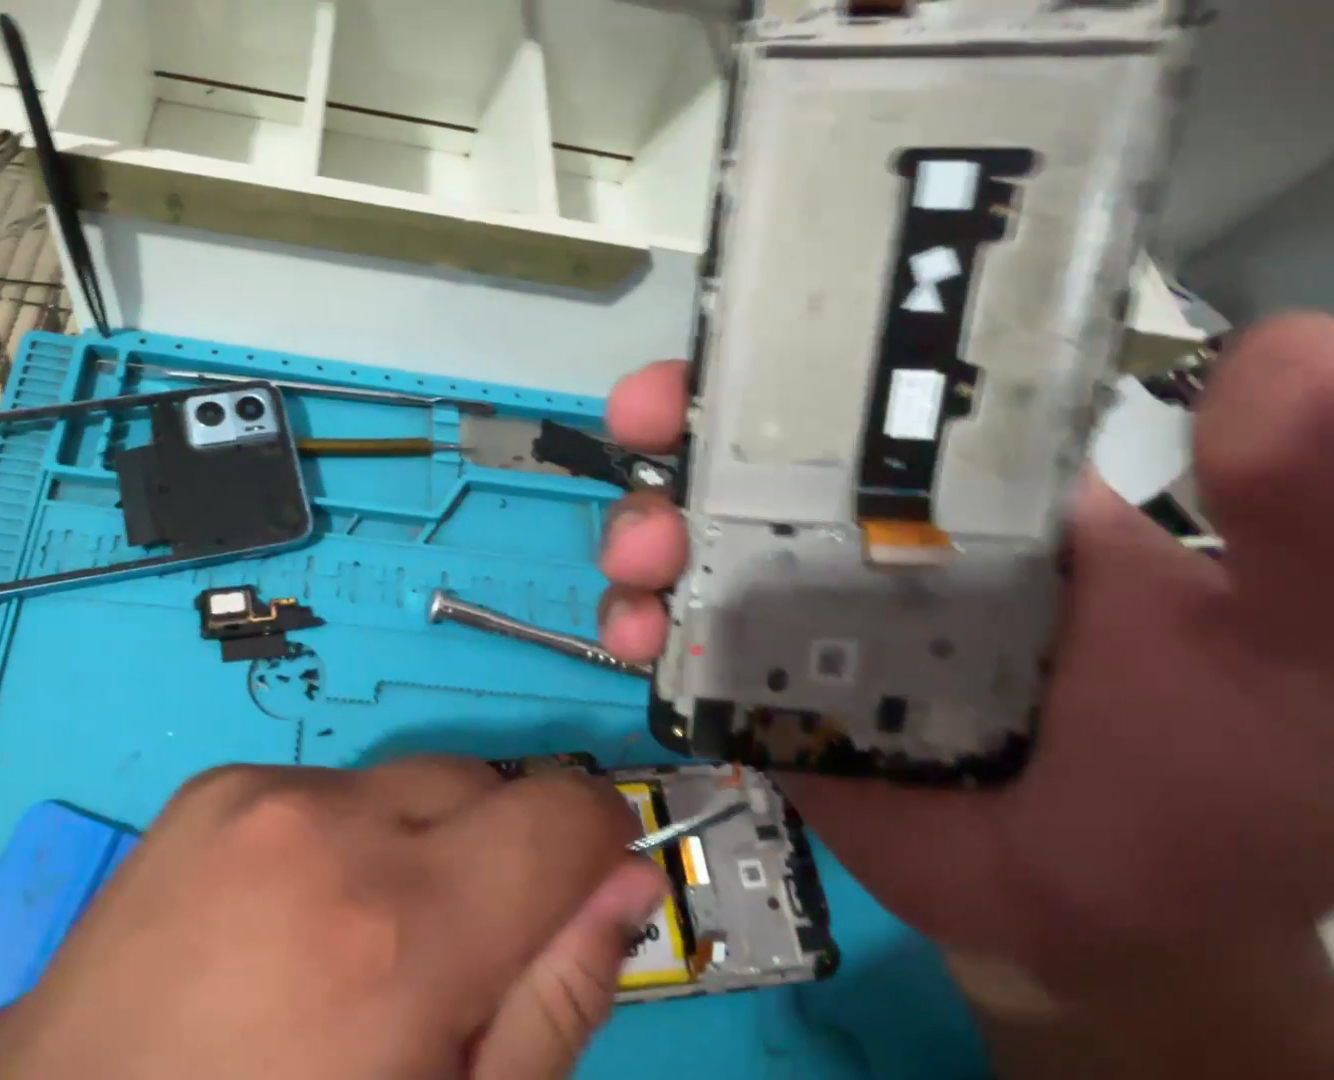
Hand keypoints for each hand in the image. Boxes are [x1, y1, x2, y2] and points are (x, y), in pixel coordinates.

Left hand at [0, 760, 666, 1079]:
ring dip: (413, 839)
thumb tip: (620, 882)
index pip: (565, 810)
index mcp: (404, 928)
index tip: (584, 884)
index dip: (597, 841)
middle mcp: (331, 829)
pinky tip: (290, 908)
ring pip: (404, 781)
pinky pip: (325, 783)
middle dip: (499, 846)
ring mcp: (261, 794)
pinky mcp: (213, 785)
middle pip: (485, 781)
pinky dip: (338, 832)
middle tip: (453, 941)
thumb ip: (556, 997)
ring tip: (356, 931)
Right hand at [597, 315, 1333, 964]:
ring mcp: (793, 617)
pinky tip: (636, 644)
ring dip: (641, 535)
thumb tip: (1284, 353)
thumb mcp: (1295, 644)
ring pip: (688, 545)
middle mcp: (864, 539)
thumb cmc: (1215, 776)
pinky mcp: (748, 692)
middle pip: (743, 460)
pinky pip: (674, 645)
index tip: (724, 346)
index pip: (869, 394)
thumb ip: (1305, 521)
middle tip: (644, 431)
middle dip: (677, 433)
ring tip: (641, 565)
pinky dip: (637, 630)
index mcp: (972, 495)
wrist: (1108, 920)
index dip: (788, 356)